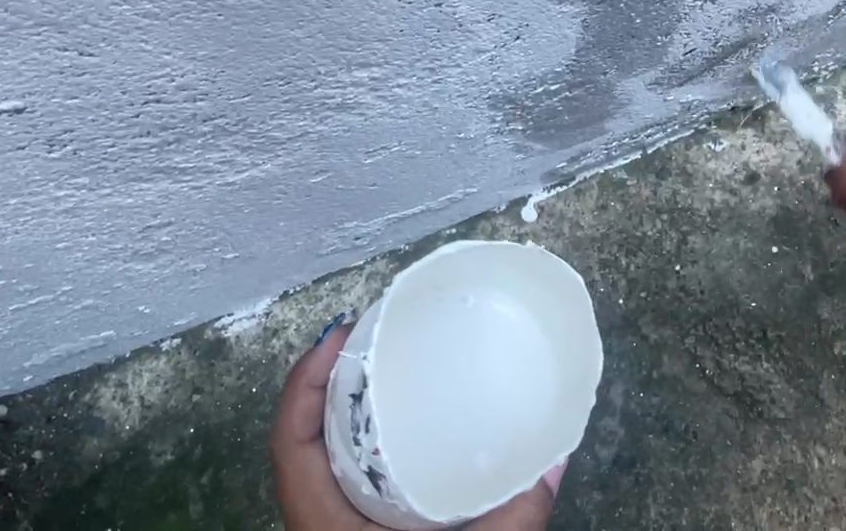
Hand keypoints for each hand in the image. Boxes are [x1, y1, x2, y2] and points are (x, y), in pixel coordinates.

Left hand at [270, 322, 561, 530]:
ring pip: (319, 461)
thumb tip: (556, 458)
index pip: (290, 443)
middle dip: (325, 381)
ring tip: (381, 368)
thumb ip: (514, 518)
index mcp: (323, 527)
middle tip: (371, 336)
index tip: (339, 334)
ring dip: (339, 410)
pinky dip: (359, 442)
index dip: (302, 382)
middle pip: (300, 440)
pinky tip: (398, 430)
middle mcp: (316, 526)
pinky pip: (342, 479)